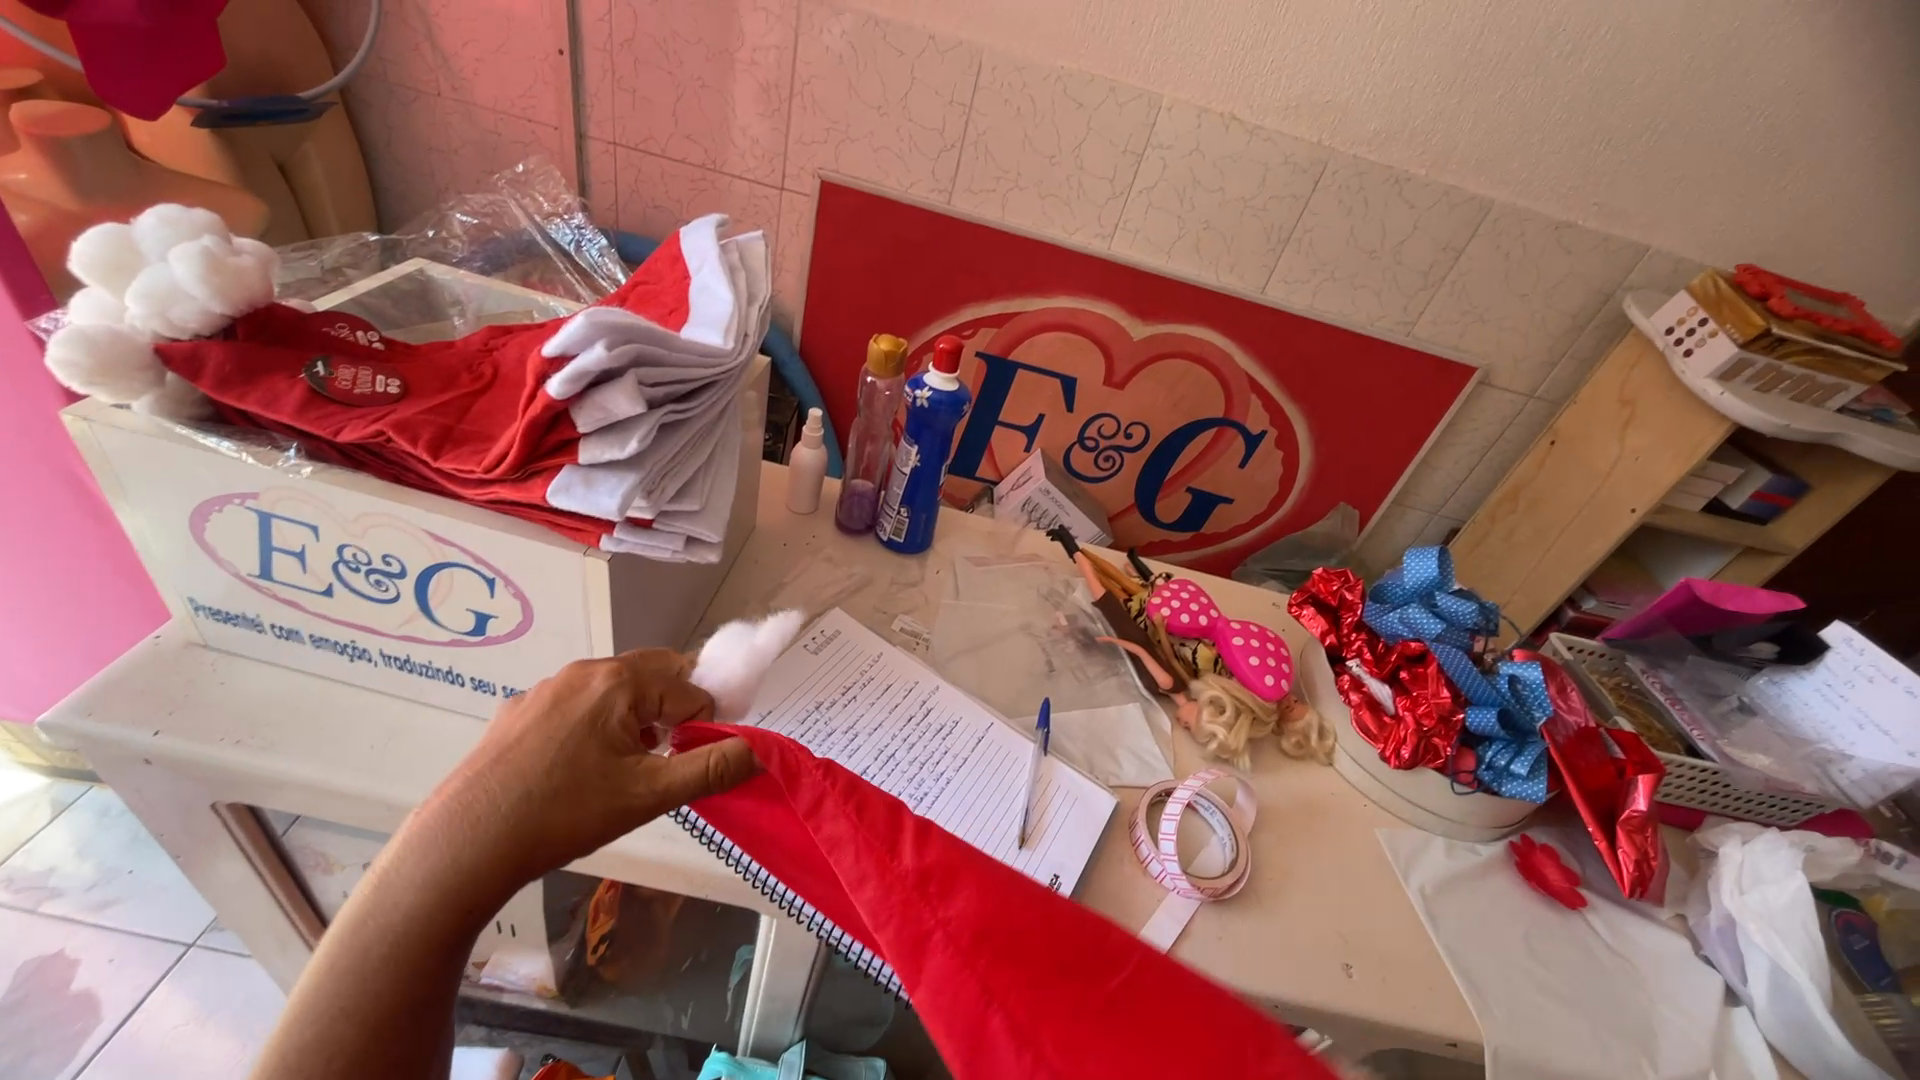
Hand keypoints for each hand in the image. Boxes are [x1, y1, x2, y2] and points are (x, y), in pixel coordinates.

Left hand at [428, 649, 756, 883]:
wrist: (464, 844)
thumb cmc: (565, 814)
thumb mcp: (650, 795)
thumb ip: (712, 768)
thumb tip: (757, 751)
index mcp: (621, 682)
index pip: (692, 689)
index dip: (707, 723)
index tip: (699, 759)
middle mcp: (585, 671)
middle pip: (655, 673)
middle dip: (675, 708)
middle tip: (671, 756)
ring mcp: (546, 688)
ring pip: (615, 688)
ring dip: (638, 715)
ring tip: (629, 766)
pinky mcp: (518, 710)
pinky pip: (578, 702)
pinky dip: (597, 723)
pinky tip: (580, 768)